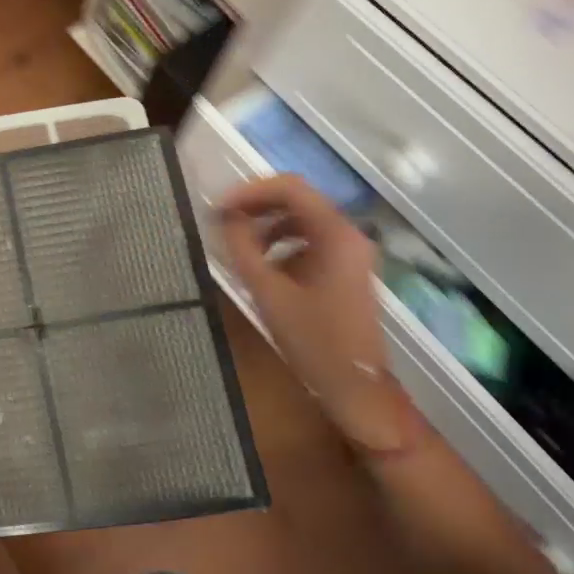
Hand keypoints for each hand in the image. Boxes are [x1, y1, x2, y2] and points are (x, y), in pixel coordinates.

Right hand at [218, 175, 409, 450]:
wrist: (355, 386)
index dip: (250, 191)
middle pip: (298, 199)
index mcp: (336, 235)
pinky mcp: (344, 269)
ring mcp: (349, 252)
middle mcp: (348, 234)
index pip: (291, 188)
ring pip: (301, 219)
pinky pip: (308, 240)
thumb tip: (225, 217)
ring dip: (266, 224)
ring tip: (237, 246)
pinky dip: (280, 243)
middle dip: (256, 206)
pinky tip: (260, 266)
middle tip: (221, 222)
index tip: (218, 209)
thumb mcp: (269, 292)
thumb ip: (243, 249)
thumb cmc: (313, 340)